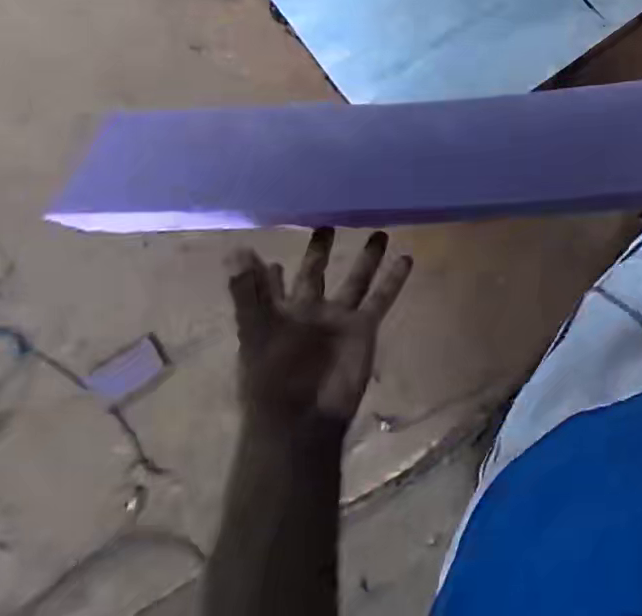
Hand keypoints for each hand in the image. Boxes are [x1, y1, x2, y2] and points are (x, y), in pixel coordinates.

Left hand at [227, 228, 412, 430]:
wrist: (304, 416)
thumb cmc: (272, 376)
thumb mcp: (255, 330)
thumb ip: (248, 292)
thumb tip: (236, 249)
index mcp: (277, 315)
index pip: (270, 286)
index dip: (266, 271)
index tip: (266, 246)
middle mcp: (308, 313)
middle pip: (315, 276)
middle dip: (320, 253)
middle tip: (328, 225)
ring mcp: (338, 319)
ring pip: (355, 281)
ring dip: (367, 259)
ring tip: (379, 233)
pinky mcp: (364, 327)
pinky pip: (381, 298)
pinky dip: (394, 280)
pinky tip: (406, 258)